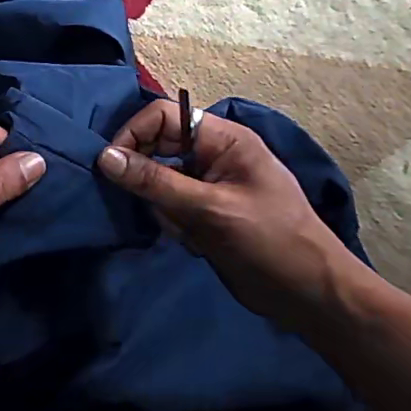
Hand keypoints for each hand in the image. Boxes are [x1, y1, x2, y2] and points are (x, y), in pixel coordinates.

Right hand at [98, 99, 374, 326]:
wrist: (306, 293)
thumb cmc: (269, 241)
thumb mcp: (209, 209)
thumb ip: (155, 182)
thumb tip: (104, 156)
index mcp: (223, 139)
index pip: (164, 116)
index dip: (134, 134)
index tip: (111, 165)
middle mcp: (212, 155)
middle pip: (156, 150)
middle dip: (151, 182)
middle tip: (165, 210)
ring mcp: (207, 185)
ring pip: (158, 184)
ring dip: (165, 211)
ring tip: (190, 233)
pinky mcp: (203, 213)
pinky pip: (169, 208)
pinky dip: (174, 226)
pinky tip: (196, 244)